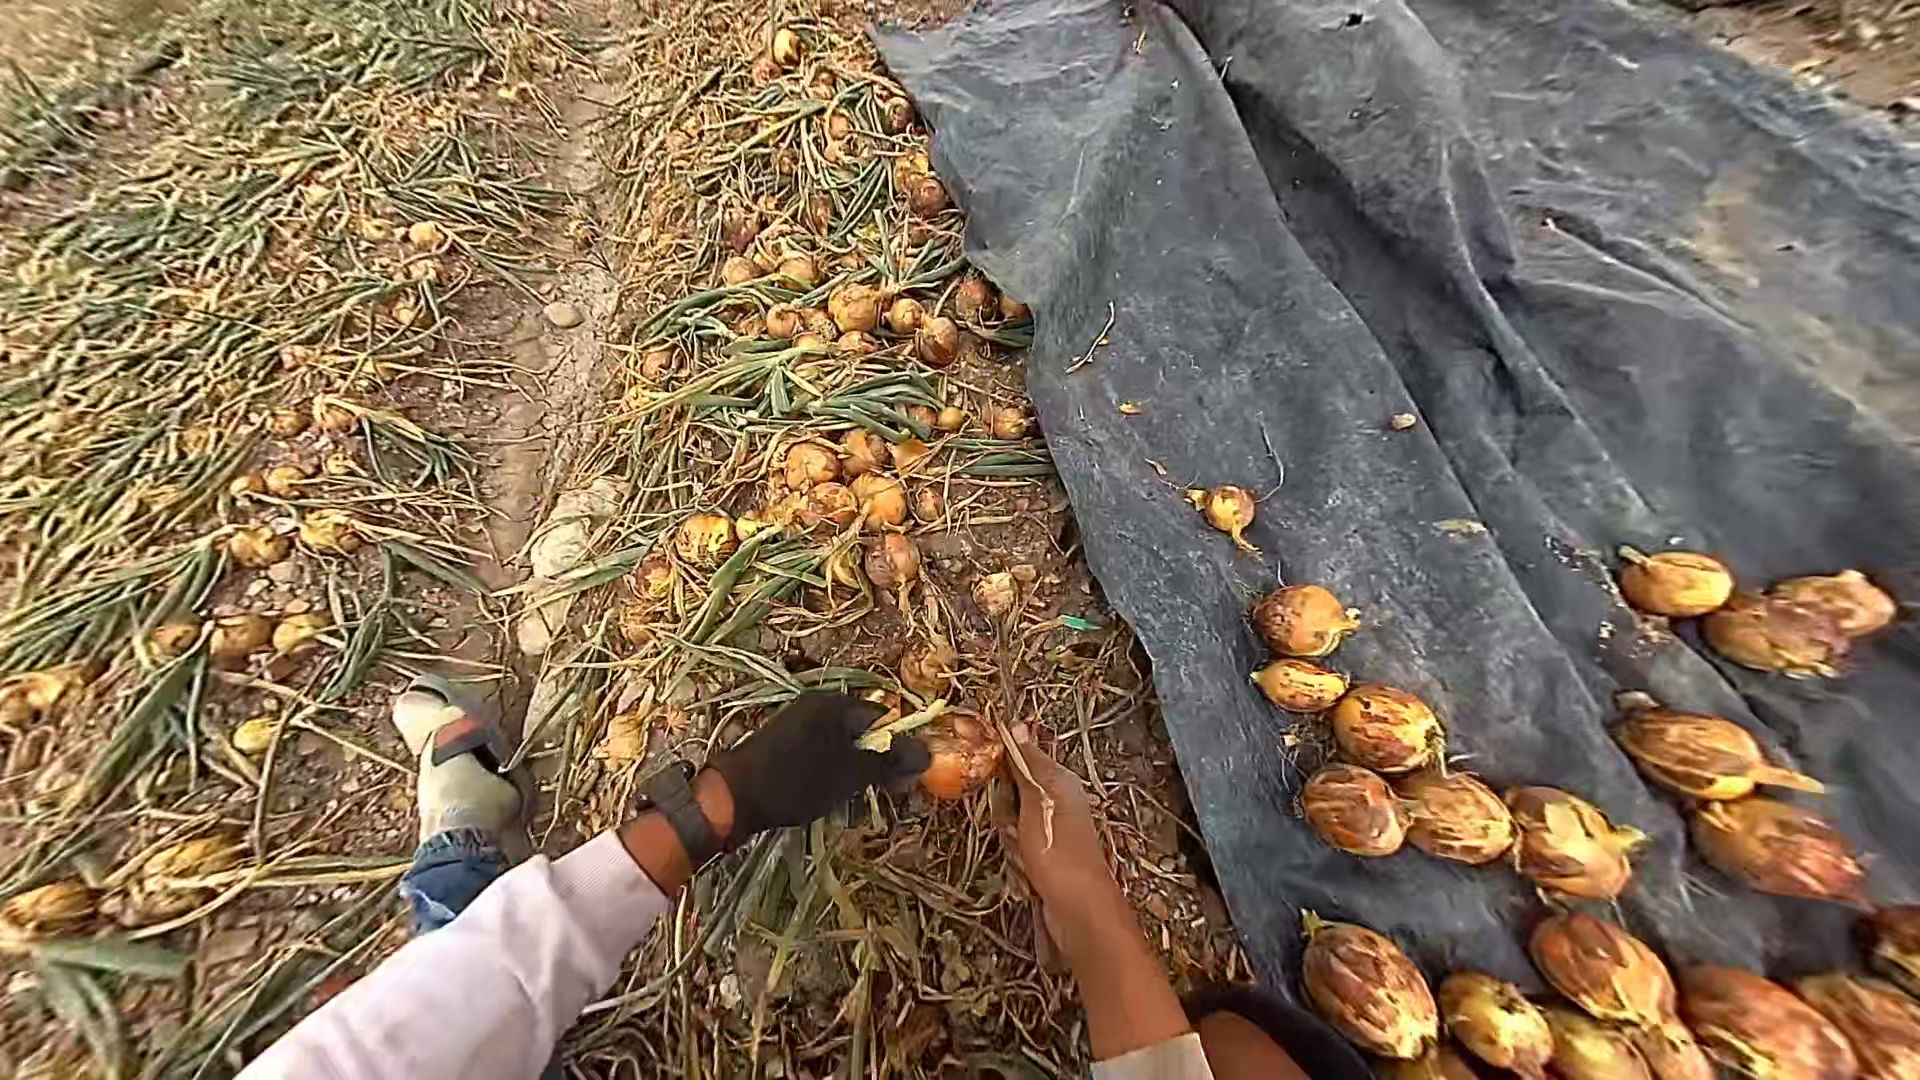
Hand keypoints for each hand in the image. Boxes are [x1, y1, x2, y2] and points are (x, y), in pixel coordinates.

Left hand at [710, 692, 929, 838]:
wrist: (730, 798)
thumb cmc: (796, 781)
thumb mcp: (851, 774)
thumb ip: (890, 761)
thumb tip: (927, 753)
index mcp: (835, 704)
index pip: (882, 717)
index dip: (898, 746)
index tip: (903, 777)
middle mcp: (817, 705)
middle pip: (863, 729)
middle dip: (878, 759)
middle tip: (884, 791)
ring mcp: (799, 721)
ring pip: (843, 742)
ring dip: (856, 767)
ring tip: (856, 797)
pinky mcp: (785, 740)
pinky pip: (823, 748)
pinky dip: (834, 767)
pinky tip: (831, 792)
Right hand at [1002, 723, 1127, 960]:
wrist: (1080, 913)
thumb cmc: (1058, 853)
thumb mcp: (1038, 802)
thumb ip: (1026, 766)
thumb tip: (1017, 724)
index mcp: (1059, 780)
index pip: (1022, 755)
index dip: (1003, 766)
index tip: (990, 777)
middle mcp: (1057, 800)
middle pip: (1012, 792)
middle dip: (1004, 812)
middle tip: (1012, 827)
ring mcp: (1051, 830)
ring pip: (1011, 823)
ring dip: (1010, 841)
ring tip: (1023, 856)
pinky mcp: (1046, 856)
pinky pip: (1018, 847)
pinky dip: (1017, 861)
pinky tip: (1026, 875)